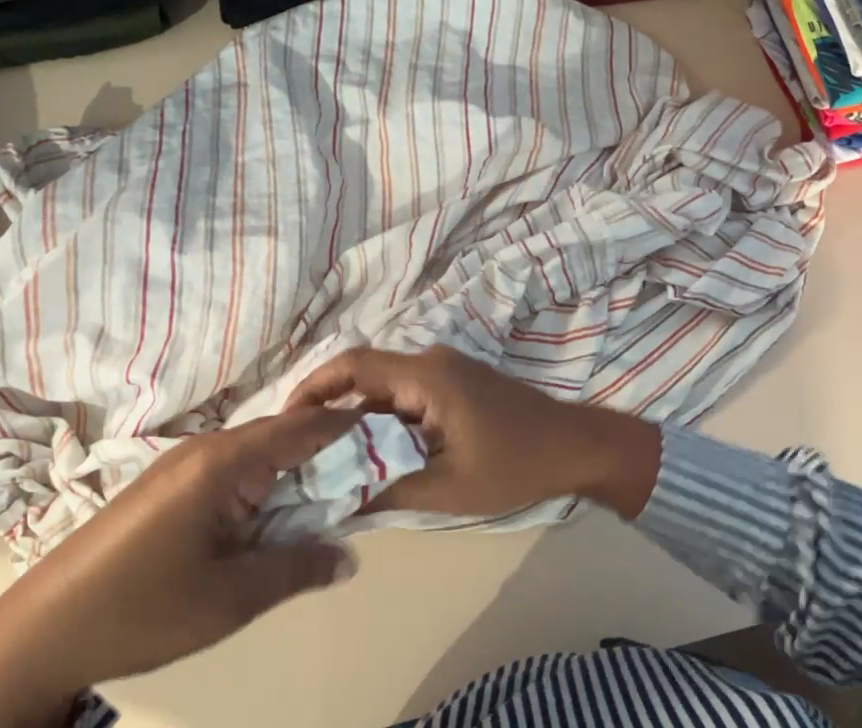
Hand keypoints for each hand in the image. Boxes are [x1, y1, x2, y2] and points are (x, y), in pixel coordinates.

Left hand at [0, 407, 363, 727]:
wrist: (41, 632)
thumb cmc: (143, 609)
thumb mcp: (233, 598)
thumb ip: (299, 568)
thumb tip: (351, 556)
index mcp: (224, 462)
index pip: (305, 426)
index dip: (351, 427)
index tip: (392, 437)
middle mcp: (206, 449)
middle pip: (284, 438)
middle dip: (330, 456)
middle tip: (373, 479)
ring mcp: (182, 466)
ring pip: (259, 458)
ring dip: (297, 477)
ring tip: (335, 503)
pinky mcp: (168, 488)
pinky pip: (234, 474)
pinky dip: (266, 490)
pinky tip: (278, 519)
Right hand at [285, 346, 659, 521]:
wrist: (577, 447)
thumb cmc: (514, 465)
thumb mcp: (446, 488)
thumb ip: (387, 489)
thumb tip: (335, 498)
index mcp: (426, 376)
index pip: (354, 365)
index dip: (313, 387)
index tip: (284, 421)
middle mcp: (432, 362)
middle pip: (365, 376)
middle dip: (329, 410)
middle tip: (298, 450)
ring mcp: (447, 372)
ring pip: (386, 389)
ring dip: (358, 419)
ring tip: (326, 458)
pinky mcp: (458, 386)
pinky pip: (407, 396)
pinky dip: (384, 422)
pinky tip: (372, 455)